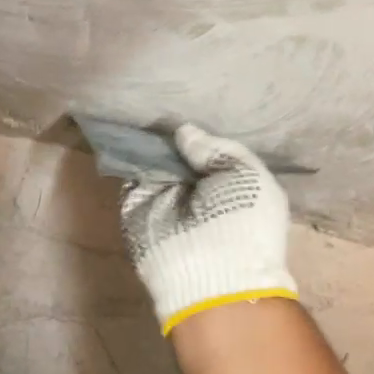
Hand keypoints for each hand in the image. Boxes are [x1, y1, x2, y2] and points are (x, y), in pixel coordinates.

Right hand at [118, 123, 297, 333]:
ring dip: (146, 142)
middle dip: (169, 134)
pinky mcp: (136, 210)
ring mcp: (164, 202)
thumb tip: (185, 132)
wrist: (211, 270)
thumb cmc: (244, 222)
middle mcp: (196, 193)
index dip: (199, 132)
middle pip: (178, 156)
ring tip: (140, 110)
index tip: (188, 104)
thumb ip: (218, 148)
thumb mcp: (248, 175)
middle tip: (159, 103)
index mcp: (231, 187)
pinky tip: (125, 131)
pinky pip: (129, 177)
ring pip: (152, 163)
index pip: (210, 153)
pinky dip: (126, 156)